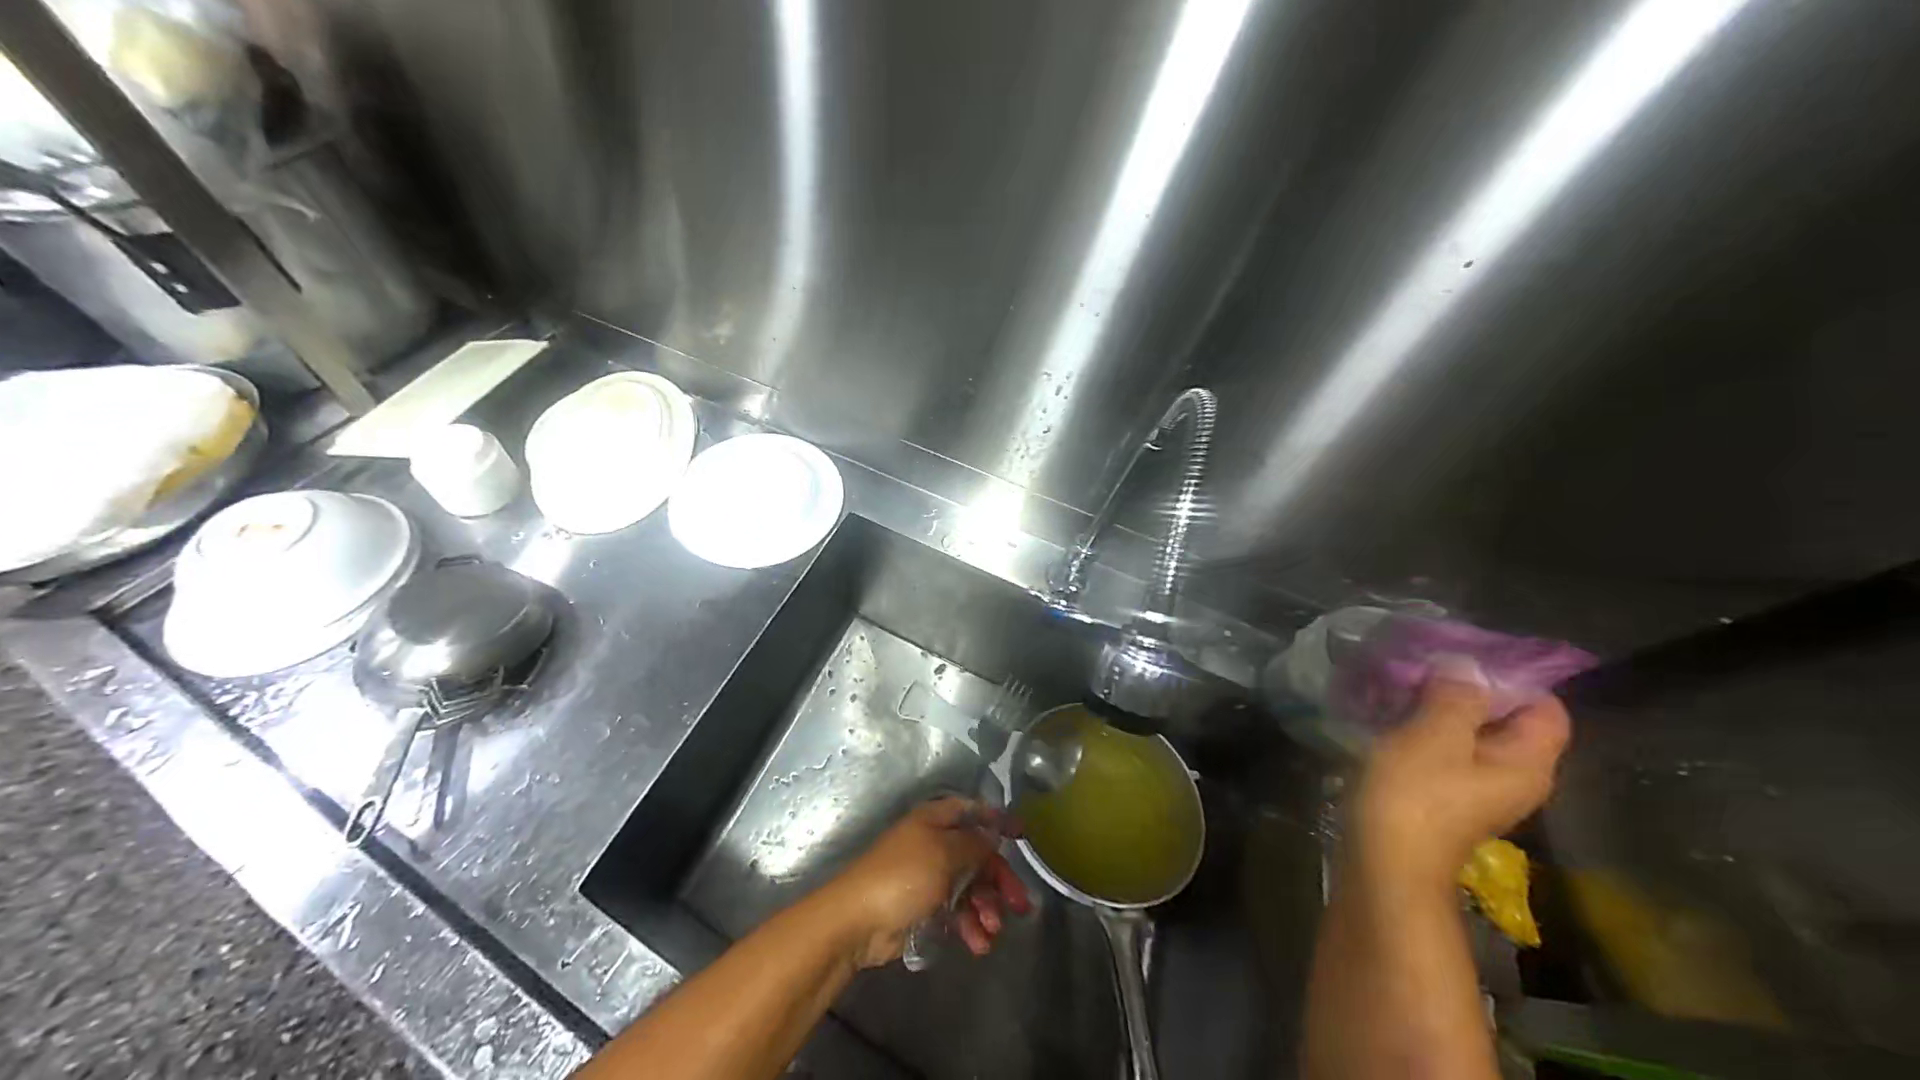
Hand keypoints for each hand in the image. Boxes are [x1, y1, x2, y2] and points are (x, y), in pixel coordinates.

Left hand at [817, 796, 1031, 968]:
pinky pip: (956, 912)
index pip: (971, 811)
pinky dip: (969, 926)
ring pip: (969, 888)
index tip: (1023, 834)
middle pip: (977, 855)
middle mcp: (933, 844)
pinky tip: (977, 943)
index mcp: (934, 821)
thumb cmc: (902, 876)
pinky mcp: (924, 908)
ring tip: (992, 931)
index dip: (997, 819)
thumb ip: (974, 843)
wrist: (857, 922)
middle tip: (1020, 905)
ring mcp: (928, 877)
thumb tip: (992, 835)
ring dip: (986, 908)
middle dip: (999, 879)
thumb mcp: (944, 852)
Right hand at [1352, 656, 1570, 888]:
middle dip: (1468, 689)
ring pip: (1469, 735)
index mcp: (1528, 763)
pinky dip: (1423, 732)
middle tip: (1425, 665)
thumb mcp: (1435, 735)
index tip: (1465, 655)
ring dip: (1438, 709)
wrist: (1383, 862)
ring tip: (1401, 687)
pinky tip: (1389, 720)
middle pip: (1506, 720)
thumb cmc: (1415, 796)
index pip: (1546, 708)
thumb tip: (1468, 665)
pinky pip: (1443, 752)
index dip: (1514, 678)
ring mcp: (1475, 791)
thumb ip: (1456, 696)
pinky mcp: (1441, 799)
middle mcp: (1512, 778)